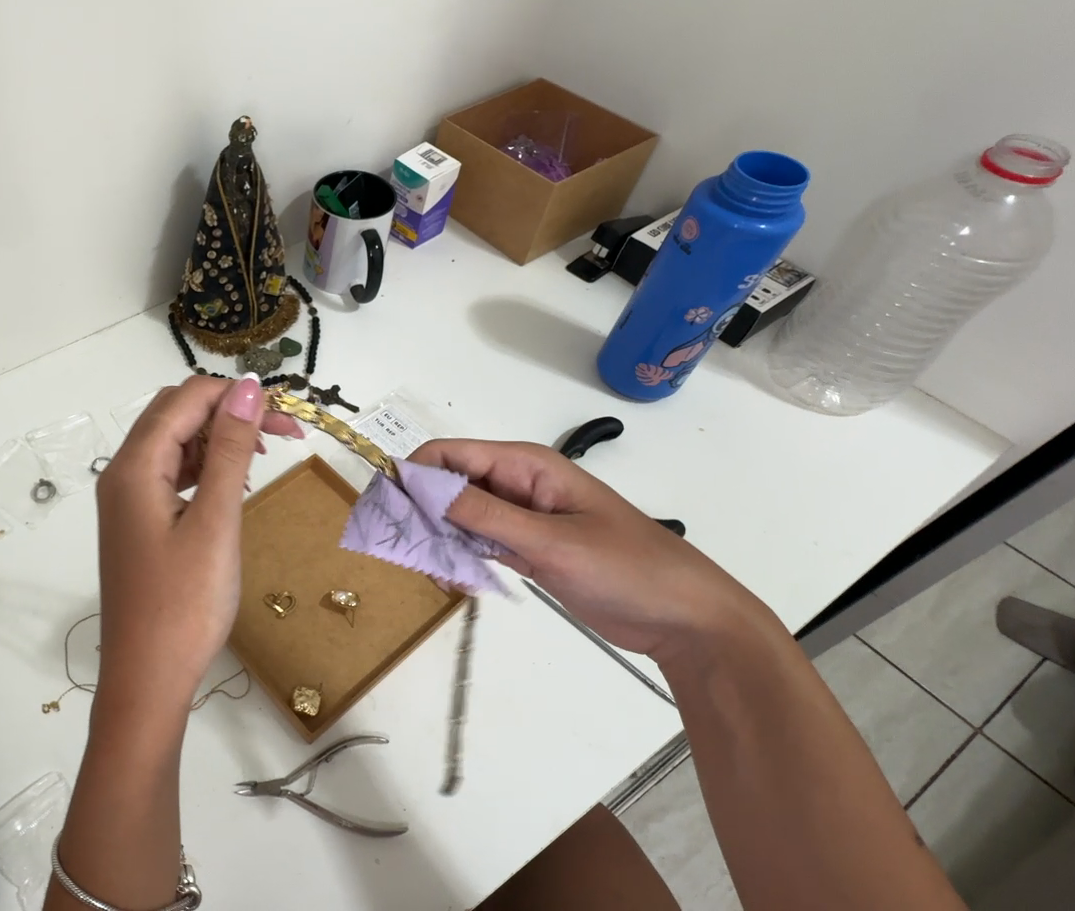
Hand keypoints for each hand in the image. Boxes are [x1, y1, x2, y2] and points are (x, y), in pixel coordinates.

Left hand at [92, 376, 302, 707]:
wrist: (146, 679)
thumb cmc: (184, 605)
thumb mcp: (215, 522)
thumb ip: (229, 450)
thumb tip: (246, 387)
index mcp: (134, 466)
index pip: (184, 399)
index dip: (235, 396)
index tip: (287, 417)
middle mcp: (122, 473)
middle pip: (175, 415)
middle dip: (228, 413)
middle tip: (283, 435)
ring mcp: (127, 500)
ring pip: (174, 444)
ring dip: (218, 440)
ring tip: (264, 459)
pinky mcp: (138, 522)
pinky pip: (171, 475)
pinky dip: (204, 469)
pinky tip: (233, 486)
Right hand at [407, 438, 773, 665]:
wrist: (689, 620)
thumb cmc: (627, 569)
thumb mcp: (551, 541)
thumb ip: (484, 513)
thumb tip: (419, 484)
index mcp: (525, 465)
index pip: (449, 454)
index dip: (412, 473)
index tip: (385, 510)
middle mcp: (516, 484)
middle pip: (448, 484)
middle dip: (422, 512)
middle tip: (407, 552)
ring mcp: (521, 517)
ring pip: (458, 516)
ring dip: (439, 540)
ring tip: (437, 573)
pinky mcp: (526, 548)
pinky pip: (478, 543)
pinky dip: (462, 559)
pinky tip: (458, 581)